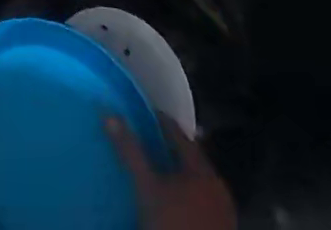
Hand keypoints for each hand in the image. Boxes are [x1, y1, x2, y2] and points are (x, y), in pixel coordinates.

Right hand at [106, 115, 235, 229]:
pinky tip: (166, 194)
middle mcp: (217, 186)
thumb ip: (130, 150)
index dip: (158, 120)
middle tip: (140, 135)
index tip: (139, 111)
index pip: (179, 134)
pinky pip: (198, 196)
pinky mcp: (219, 228)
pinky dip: (182, 188)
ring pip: (194, 177)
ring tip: (149, 163)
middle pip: (189, 155)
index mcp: (203, 171)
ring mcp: (222, 210)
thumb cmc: (172, 224)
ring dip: (174, 168)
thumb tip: (108, 113)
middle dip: (166, 145)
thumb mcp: (146, 187)